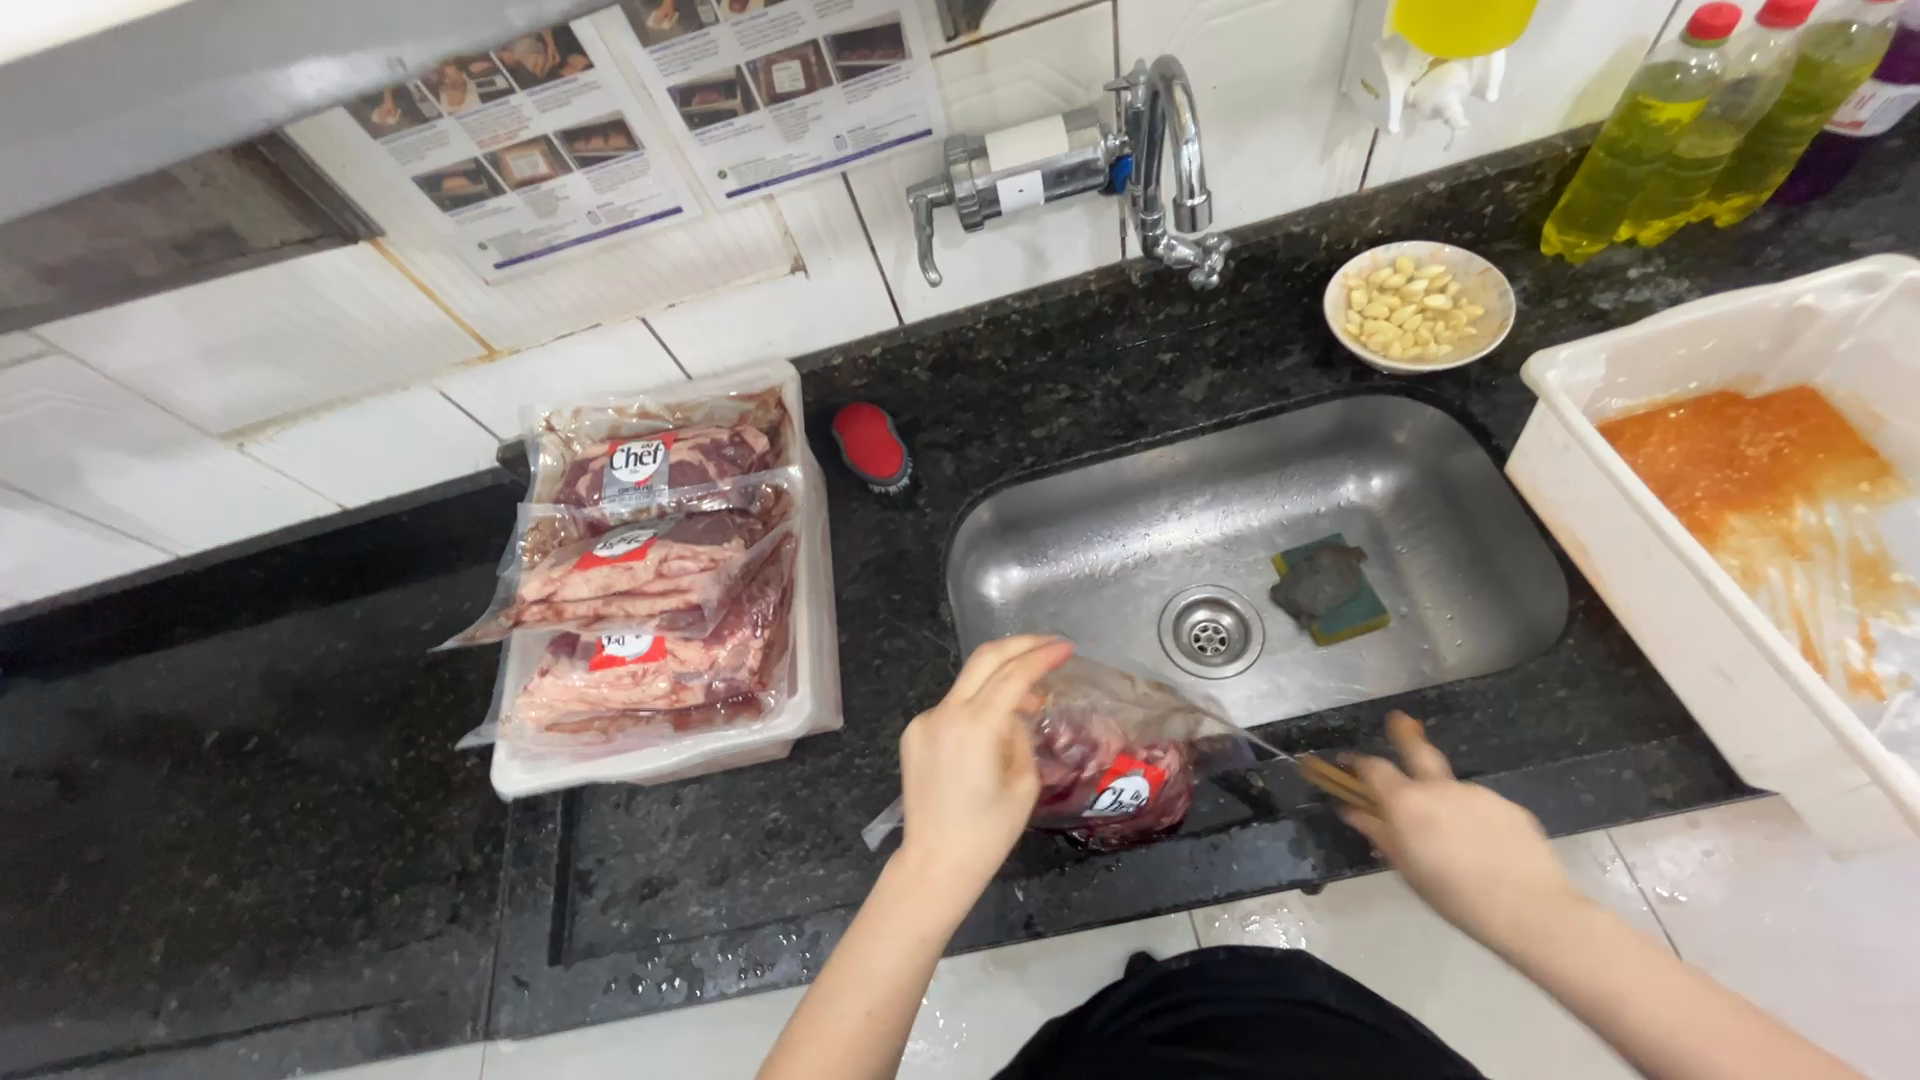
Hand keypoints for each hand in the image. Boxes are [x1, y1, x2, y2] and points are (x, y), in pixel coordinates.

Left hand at [895, 635, 1072, 898]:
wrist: (936, 861)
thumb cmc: (989, 832)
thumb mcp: (1024, 782)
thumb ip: (1021, 734)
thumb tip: (1016, 713)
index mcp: (977, 726)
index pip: (1015, 674)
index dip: (1043, 656)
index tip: (1067, 648)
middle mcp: (946, 713)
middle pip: (985, 658)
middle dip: (1021, 645)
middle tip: (1050, 645)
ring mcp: (925, 720)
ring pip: (969, 683)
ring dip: (1001, 679)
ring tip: (1031, 698)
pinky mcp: (914, 733)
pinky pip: (953, 707)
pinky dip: (978, 705)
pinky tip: (994, 728)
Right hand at [1341, 710, 1587, 945]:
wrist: (1530, 910)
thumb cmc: (1454, 895)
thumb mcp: (1406, 868)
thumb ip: (1378, 832)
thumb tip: (1351, 811)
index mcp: (1406, 802)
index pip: (1374, 769)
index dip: (1358, 763)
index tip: (1349, 762)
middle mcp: (1439, 788)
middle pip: (1417, 750)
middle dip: (1404, 733)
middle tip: (1398, 720)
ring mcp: (1477, 793)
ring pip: (1452, 789)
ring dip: (1445, 799)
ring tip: (1455, 835)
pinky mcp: (1509, 806)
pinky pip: (1482, 806)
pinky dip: (1475, 818)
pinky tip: (1485, 846)